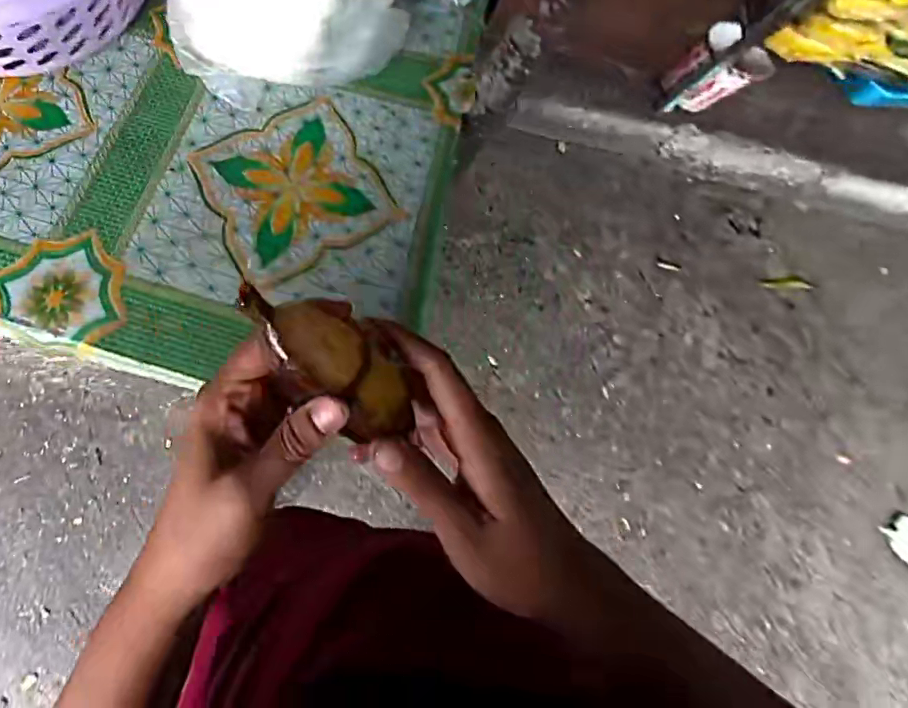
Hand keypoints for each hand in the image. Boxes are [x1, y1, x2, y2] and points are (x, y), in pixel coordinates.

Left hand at [134, 328, 349, 609]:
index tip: (345, 314)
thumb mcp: (249, 488)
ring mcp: (253, 419)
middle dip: (322, 346)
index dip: (302, 325)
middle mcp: (237, 400)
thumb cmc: (203, 534)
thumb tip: (341, 401)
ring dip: (327, 372)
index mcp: (221, 400)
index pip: (263, 345)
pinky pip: (299, 409)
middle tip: (369, 341)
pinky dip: (324, 402)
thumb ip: (294, 442)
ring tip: (370, 362)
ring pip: (294, 382)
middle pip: (282, 358)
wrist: (181, 584)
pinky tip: (355, 398)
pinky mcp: (266, 438)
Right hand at [363, 322, 606, 625]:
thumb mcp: (464, 532)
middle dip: (392, 359)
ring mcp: (475, 443)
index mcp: (477, 435)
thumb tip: (376, 440)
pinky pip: (434, 430)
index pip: (440, 372)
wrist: (563, 582)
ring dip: (393, 393)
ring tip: (348, 390)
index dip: (407, 342)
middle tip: (344, 355)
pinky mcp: (472, 459)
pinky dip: (404, 427)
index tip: (370, 325)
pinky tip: (373, 440)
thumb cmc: (518, 562)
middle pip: (432, 379)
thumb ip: (423, 485)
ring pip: (429, 404)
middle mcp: (476, 428)